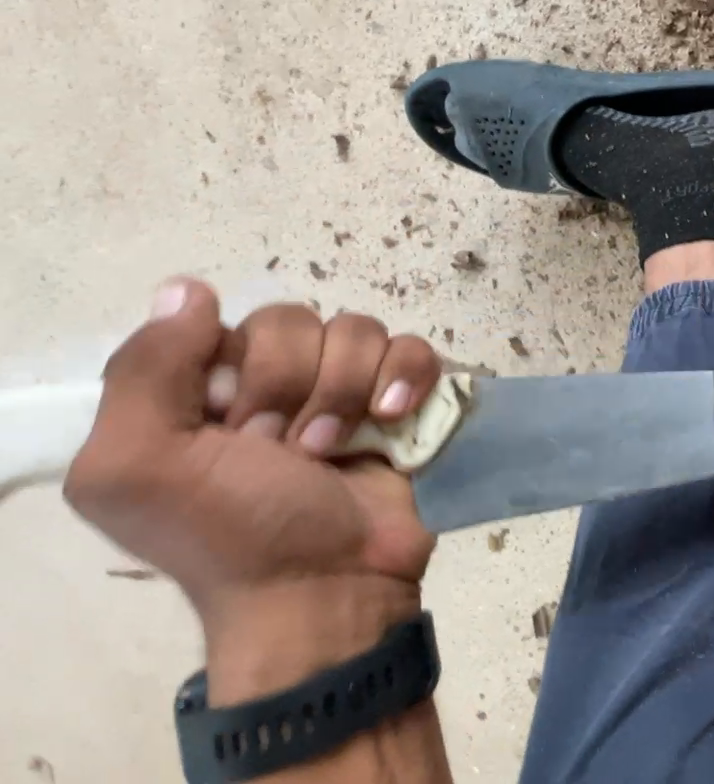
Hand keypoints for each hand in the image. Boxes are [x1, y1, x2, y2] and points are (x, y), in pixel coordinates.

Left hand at [64, 278, 441, 697]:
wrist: (329, 581)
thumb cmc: (231, 530)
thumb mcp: (141, 465)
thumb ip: (146, 370)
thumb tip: (187, 288)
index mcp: (199, 392)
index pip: (226, 321)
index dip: (239, 366)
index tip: (232, 426)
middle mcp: (271, 380)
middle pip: (297, 320)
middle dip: (297, 385)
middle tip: (288, 446)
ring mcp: (344, 388)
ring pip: (360, 330)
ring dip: (349, 390)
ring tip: (340, 445)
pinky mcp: (404, 399)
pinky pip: (415, 348)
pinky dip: (408, 376)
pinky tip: (394, 414)